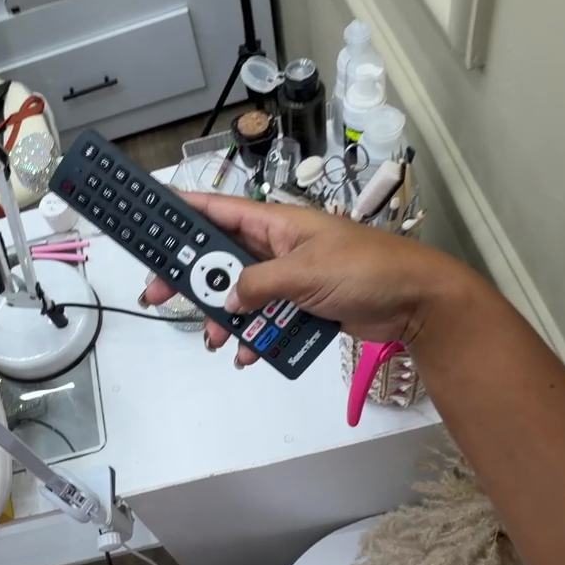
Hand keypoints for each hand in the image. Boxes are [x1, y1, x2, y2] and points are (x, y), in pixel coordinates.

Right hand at [138, 192, 489, 366]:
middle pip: (221, 260)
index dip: (182, 211)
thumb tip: (228, 299)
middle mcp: (276, 248)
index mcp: (276, 224)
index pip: (218, 211)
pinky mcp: (302, 306)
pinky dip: (256, 337)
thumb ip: (259, 284)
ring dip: (227, 318)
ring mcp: (289, 279)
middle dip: (192, 279)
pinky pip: (267, 320)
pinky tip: (249, 354)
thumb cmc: (366, 270)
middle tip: (156, 294)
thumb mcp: (305, 272)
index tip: (148, 216)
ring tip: (217, 340)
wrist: (416, 303)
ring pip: (241, 295)